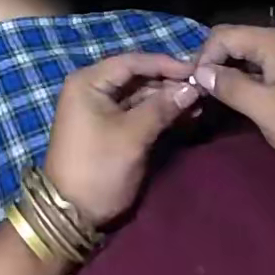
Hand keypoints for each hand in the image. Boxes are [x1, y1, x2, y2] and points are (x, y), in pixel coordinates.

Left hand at [42, 53, 199, 225]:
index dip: (165, 64)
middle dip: (169, 82)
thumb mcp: (132, 136)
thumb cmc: (98, 167)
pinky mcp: (108, 126)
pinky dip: (158, 112)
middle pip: (136, 76)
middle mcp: (91, 87)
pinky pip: (136, 111)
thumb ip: (161, 108)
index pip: (131, 62)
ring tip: (200, 103)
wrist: (71, 212)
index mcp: (88, 81)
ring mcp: (99, 107)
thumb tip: (192, 88)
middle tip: (203, 88)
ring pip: (138, 94)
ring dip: (166, 98)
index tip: (197, 70)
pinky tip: (184, 116)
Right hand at [191, 25, 274, 187]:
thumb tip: (201, 72)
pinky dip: (257, 83)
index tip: (196, 90)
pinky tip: (257, 106)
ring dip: (237, 77)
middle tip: (208, 99)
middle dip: (218, 67)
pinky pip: (273, 69)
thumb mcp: (268, 112)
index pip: (221, 35)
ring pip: (255, 58)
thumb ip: (231, 87)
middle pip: (238, 43)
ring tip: (228, 105)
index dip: (203, 59)